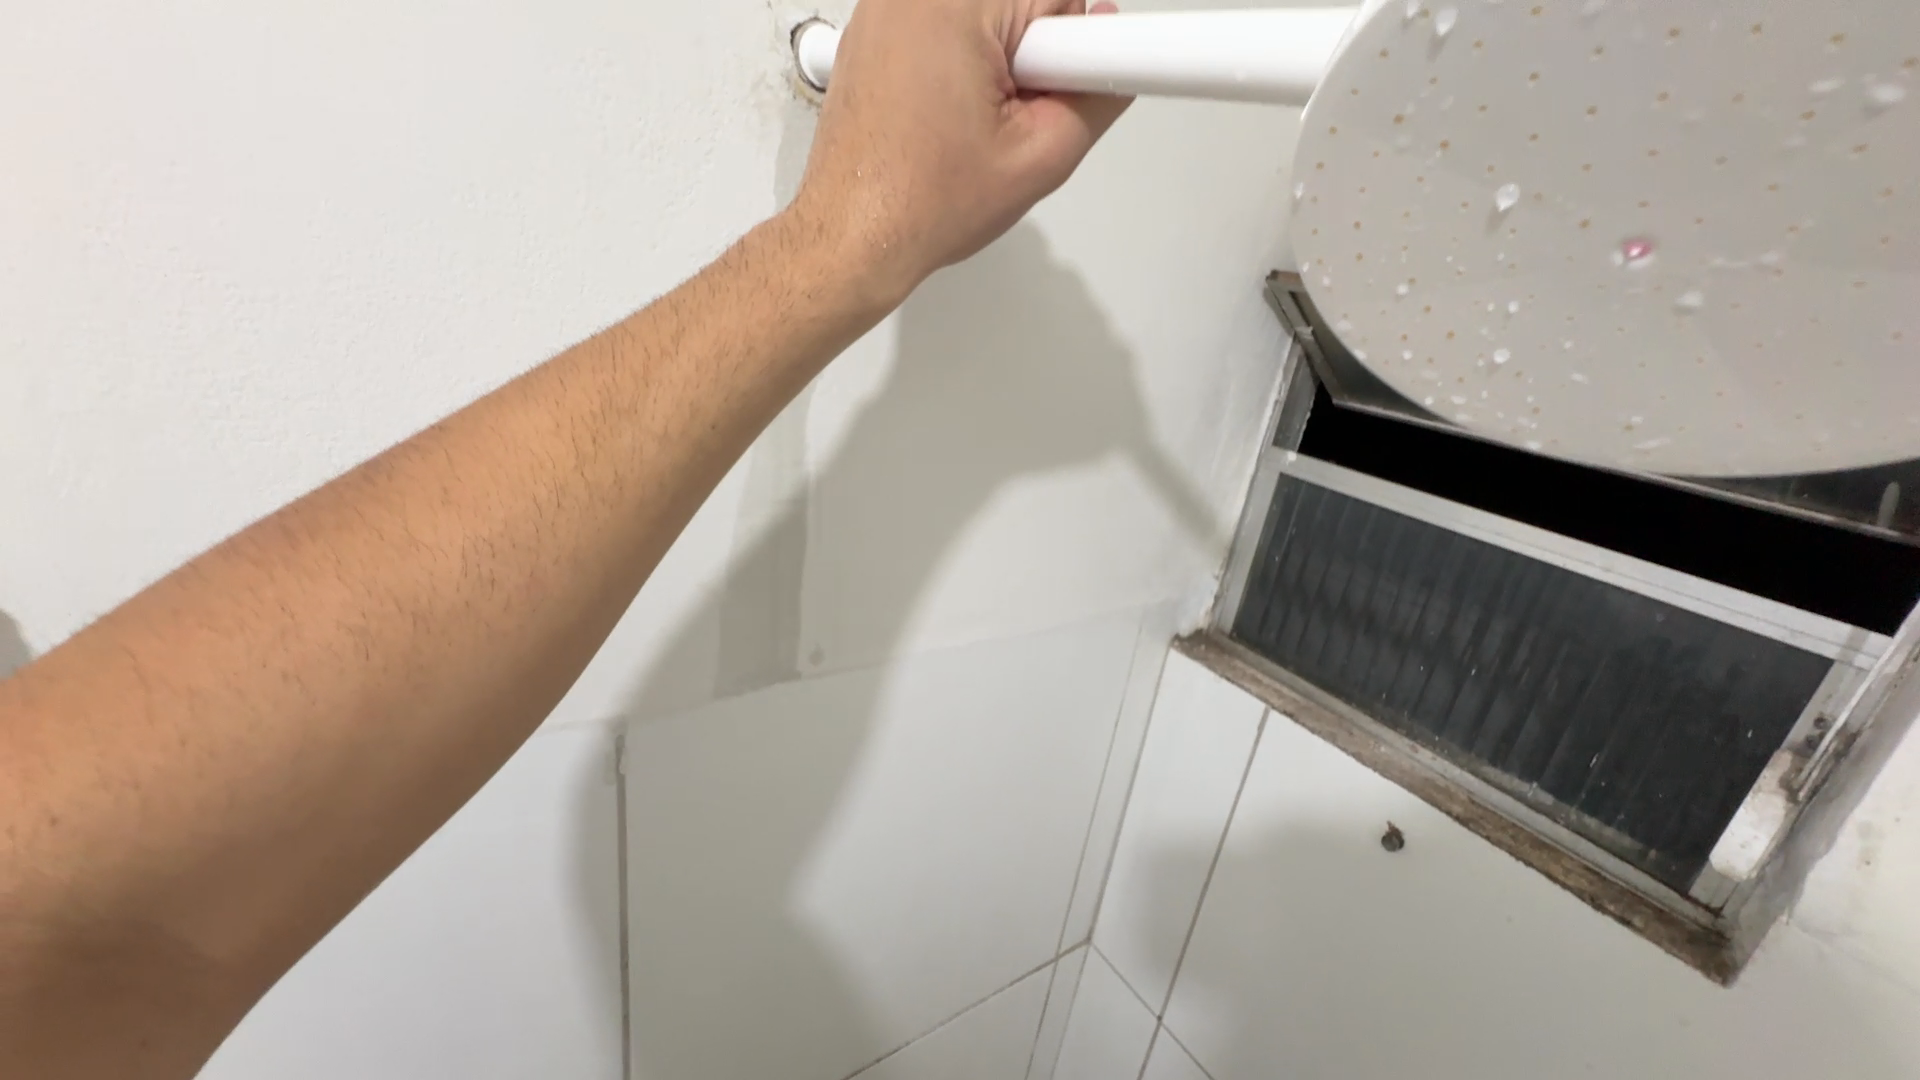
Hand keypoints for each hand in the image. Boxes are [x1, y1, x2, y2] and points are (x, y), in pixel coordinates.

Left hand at [791, 0, 1130, 302]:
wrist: (852, 237)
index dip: (1073, 54)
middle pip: (1020, 4)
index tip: (1062, 87)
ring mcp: (885, 5)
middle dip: (1031, 60)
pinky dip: (955, 63)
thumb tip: (1118, 65)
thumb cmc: (917, 206)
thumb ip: (1097, 98)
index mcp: (959, 3)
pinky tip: (942, 118)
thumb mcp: (1038, 161)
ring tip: (966, 127)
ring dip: (993, 65)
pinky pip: (940, 26)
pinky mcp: (872, 28)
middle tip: (1004, 122)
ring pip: (981, 16)